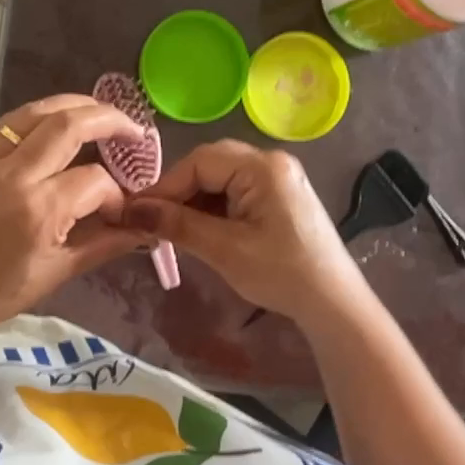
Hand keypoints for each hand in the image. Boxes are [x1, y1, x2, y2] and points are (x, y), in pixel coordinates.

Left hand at [0, 95, 151, 339]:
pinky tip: (59, 119)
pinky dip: (40, 113)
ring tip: (103, 111)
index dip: (116, 195)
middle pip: (70, 125)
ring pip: (39, 112)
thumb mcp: (58, 273)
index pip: (95, 181)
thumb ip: (104, 244)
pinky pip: (11, 121)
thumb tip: (144, 229)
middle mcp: (16, 175)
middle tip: (135, 130)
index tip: (121, 214)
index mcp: (40, 210)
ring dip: (76, 104)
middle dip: (109, 120)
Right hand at [125, 141, 366, 324]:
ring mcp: (278, 178)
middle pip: (209, 164)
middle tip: (154, 222)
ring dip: (195, 201)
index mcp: (262, 167)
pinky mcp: (279, 196)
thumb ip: (178, 224)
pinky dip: (214, 208)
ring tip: (174, 230)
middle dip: (179, 192)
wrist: (333, 302)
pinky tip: (201, 231)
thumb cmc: (281, 273)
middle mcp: (271, 162)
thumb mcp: (224, 249)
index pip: (198, 161)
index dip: (165, 186)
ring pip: (221, 178)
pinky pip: (236, 190)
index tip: (139, 215)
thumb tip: (131, 210)